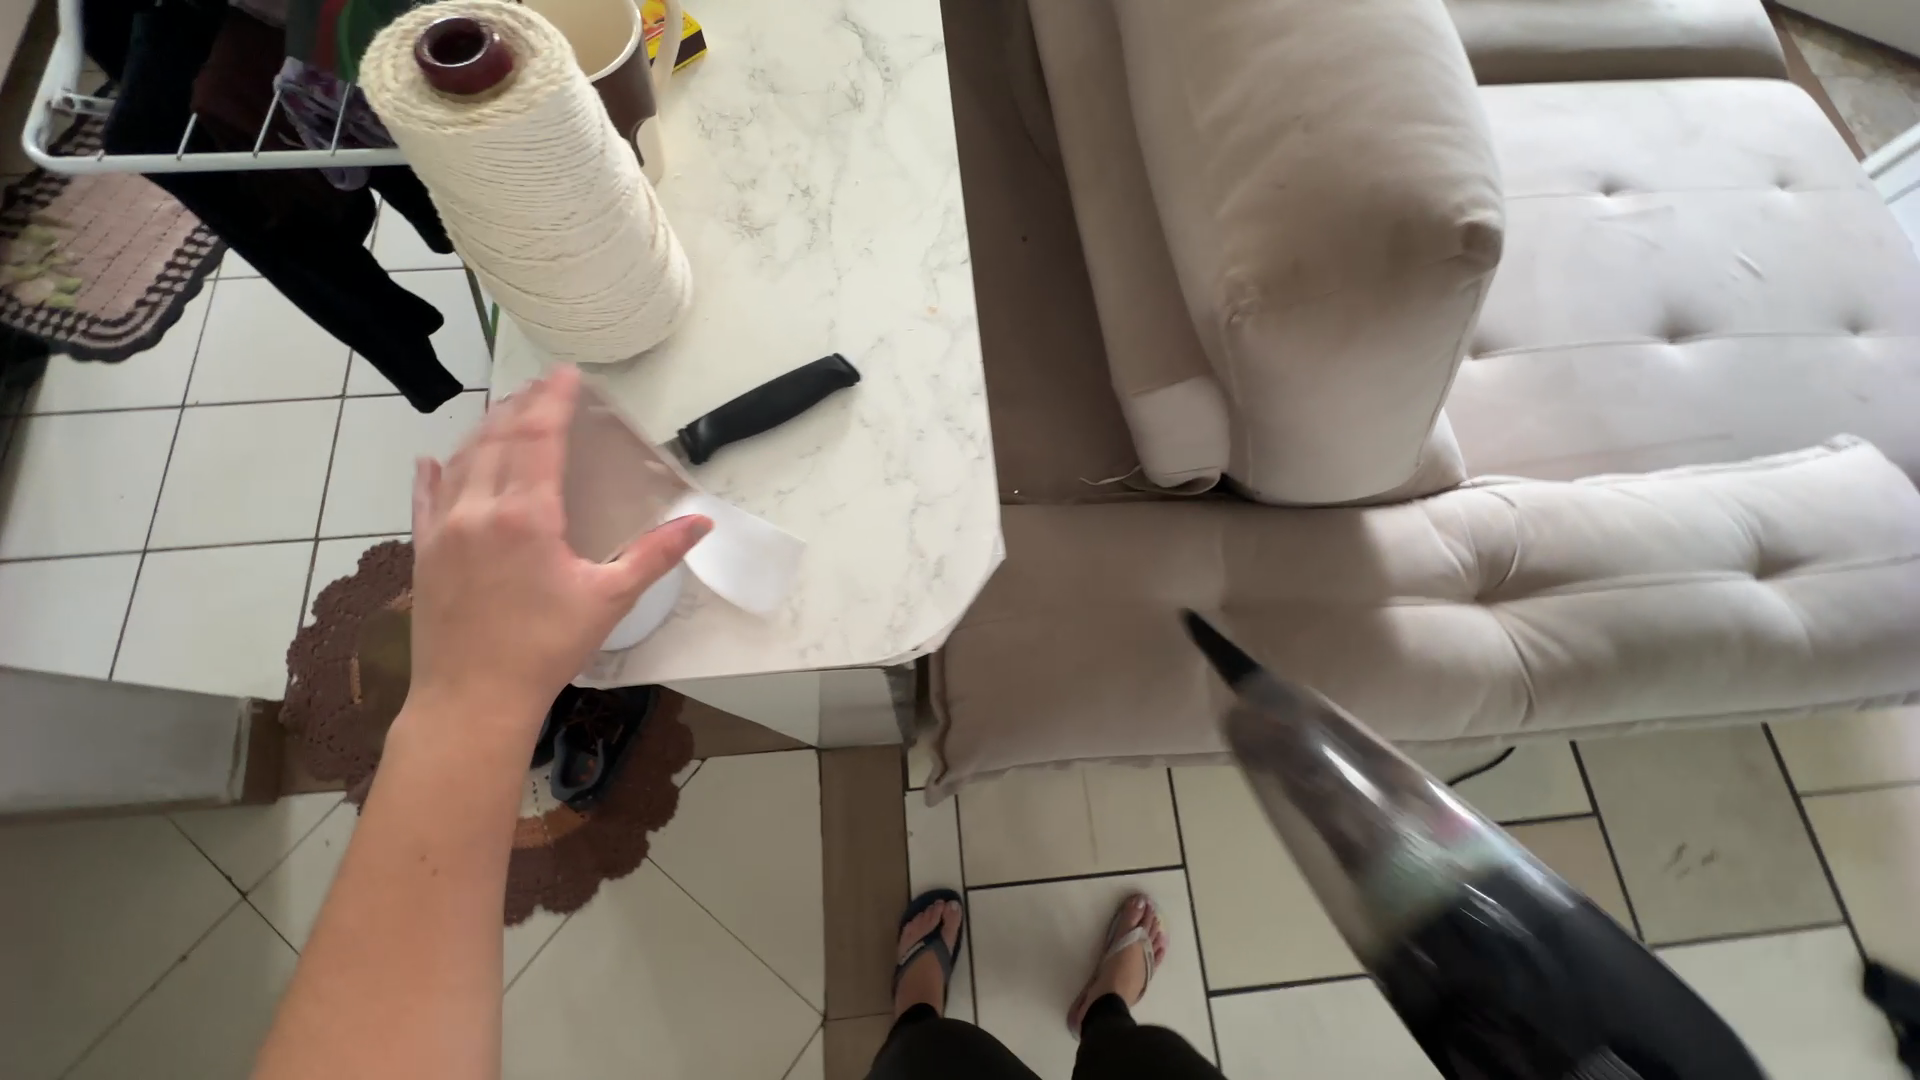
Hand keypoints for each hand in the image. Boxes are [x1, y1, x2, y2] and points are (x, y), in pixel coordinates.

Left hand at [405, 366, 710, 732]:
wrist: (473, 697)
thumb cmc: (547, 647)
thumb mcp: (610, 598)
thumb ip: (656, 554)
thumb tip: (701, 523)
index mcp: (525, 516)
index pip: (539, 438)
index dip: (554, 401)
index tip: (567, 375)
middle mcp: (477, 510)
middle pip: (498, 438)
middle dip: (522, 406)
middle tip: (543, 385)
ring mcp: (442, 529)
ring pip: (461, 460)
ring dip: (484, 429)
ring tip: (506, 409)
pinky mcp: (424, 552)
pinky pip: (424, 499)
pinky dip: (433, 472)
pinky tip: (432, 459)